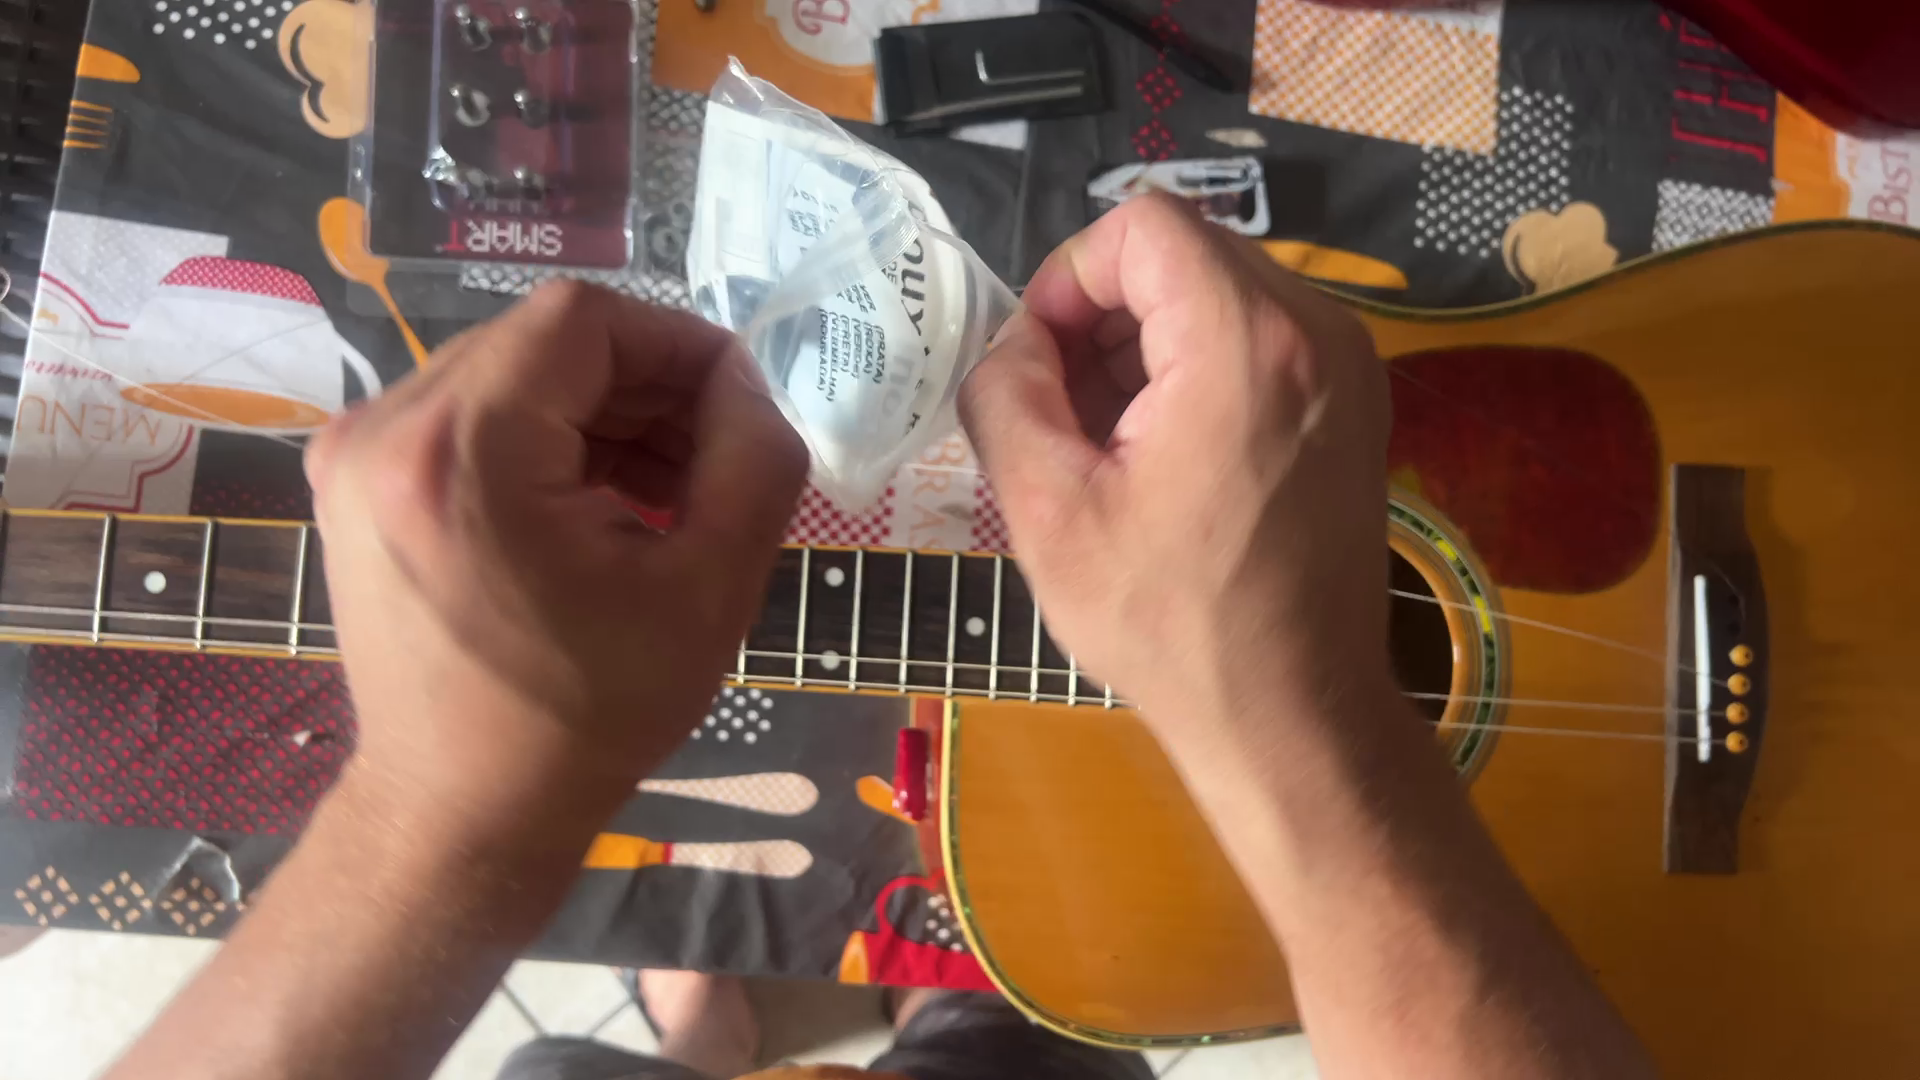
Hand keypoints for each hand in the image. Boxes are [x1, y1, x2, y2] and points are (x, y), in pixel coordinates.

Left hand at [307, 282, 806, 822]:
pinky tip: (616, 503)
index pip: (585, 320)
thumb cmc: (599, 708)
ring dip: (615, 415)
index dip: (680, 344)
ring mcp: (361, 456)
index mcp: (466, 454)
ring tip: (676, 490)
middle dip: (655, 386)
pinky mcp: (366, 484)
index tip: (739, 406)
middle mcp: (386, 432)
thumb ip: (757, 461)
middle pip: (551, 343)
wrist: (471, 807)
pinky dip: (565, 441)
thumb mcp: (716, 587)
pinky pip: (486, 417)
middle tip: (719, 456)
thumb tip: (745, 385)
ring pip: (522, 375)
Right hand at [960, 195, 1393, 742]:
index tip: (1039, 364)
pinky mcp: (1350, 406)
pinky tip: (1160, 456)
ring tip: (1106, 445)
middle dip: (1100, 319)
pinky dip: (1189, 373)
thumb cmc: (1164, 621)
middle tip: (1063, 415)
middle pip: (1179, 256)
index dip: (1067, 279)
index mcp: (1244, 343)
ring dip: (1140, 350)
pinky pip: (1253, 342)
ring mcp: (1349, 367)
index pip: (1141, 226)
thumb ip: (1003, 394)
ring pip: (1214, 297)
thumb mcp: (1045, 510)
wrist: (1289, 711)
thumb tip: (1016, 344)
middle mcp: (1317, 331)